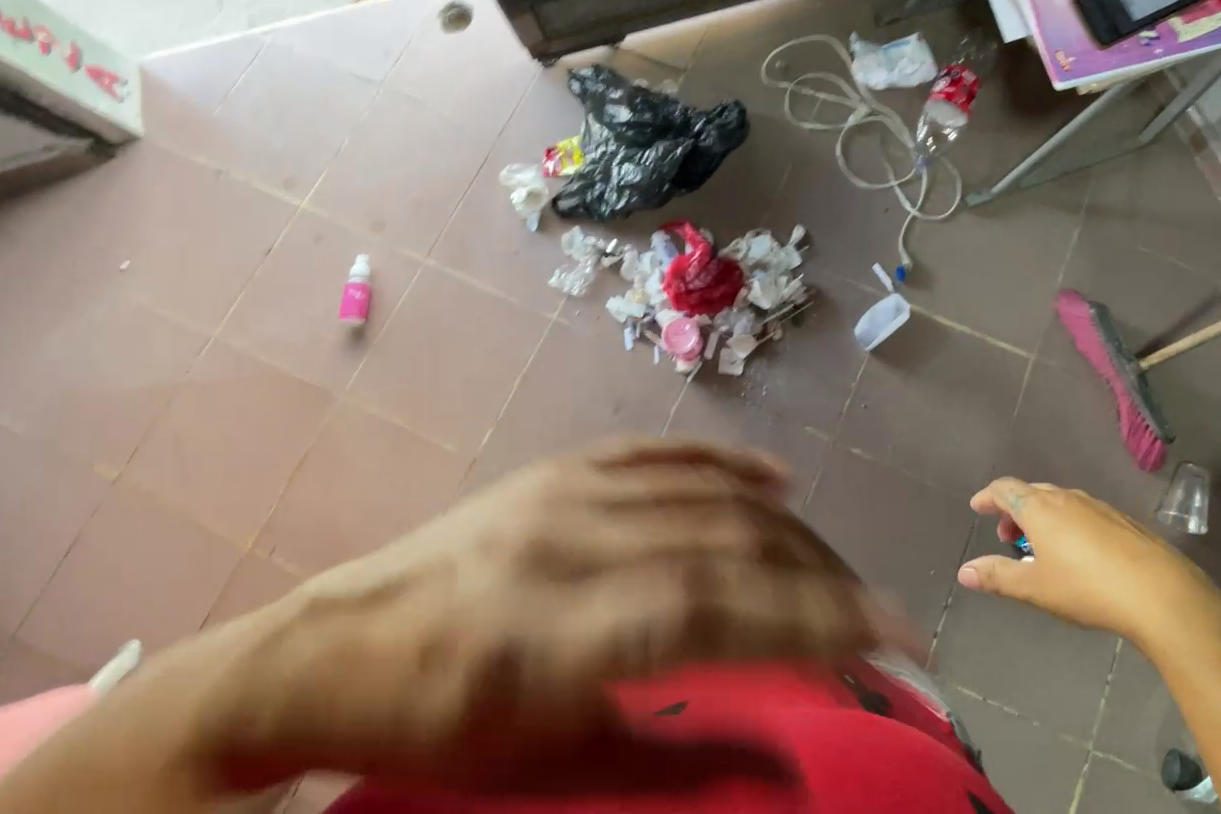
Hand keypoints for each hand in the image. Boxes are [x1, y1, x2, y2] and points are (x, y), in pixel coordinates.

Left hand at [171, 440, 915, 788]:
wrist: (327, 648)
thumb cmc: (433, 732)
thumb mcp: (549, 769)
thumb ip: (679, 758)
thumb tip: (789, 768)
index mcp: (554, 635)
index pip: (717, 611)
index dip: (815, 619)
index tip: (893, 634)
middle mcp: (566, 545)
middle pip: (726, 542)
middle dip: (819, 575)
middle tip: (877, 610)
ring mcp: (562, 493)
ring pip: (705, 495)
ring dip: (787, 527)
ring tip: (837, 566)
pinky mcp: (555, 469)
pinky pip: (658, 452)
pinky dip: (726, 462)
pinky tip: (777, 478)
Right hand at [957, 477, 1220, 651]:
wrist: (1161, 594)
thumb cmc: (1087, 588)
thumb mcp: (1035, 588)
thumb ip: (998, 577)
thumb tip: (964, 571)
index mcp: (1040, 509)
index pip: (1005, 489)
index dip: (988, 497)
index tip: (978, 508)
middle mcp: (1068, 499)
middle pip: (1032, 493)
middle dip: (1014, 510)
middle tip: (1008, 536)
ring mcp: (1099, 507)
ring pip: (1061, 502)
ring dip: (1042, 518)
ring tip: (1041, 549)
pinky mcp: (1124, 522)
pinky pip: (1084, 513)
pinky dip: (1068, 525)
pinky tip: (1078, 554)